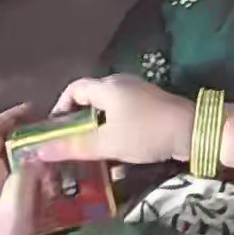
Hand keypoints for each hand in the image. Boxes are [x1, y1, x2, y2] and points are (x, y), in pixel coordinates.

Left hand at [0, 103, 38, 234]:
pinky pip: (18, 170)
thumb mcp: (17, 204)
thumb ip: (27, 174)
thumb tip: (38, 152)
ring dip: (24, 142)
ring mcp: (0, 189)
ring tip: (47, 136)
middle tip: (36, 117)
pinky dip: (33, 162)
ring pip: (6, 155)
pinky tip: (52, 165)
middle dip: (11, 126)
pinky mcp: (11, 200)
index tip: (9, 120)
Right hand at [28, 74, 193, 165]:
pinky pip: (124, 113)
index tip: (55, 129)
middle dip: (79, 120)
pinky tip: (117, 150)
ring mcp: (138, 92)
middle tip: (71, 143)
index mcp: (106, 87)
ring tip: (92, 150)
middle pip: (91, 98)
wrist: (194, 130)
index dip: (60, 107)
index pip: (74, 89)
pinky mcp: (151, 104)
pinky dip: (115, 128)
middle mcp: (120, 83)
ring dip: (98, 127)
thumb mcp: (107, 143)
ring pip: (108, 108)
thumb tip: (40, 151)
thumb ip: (74, 147)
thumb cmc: (146, 133)